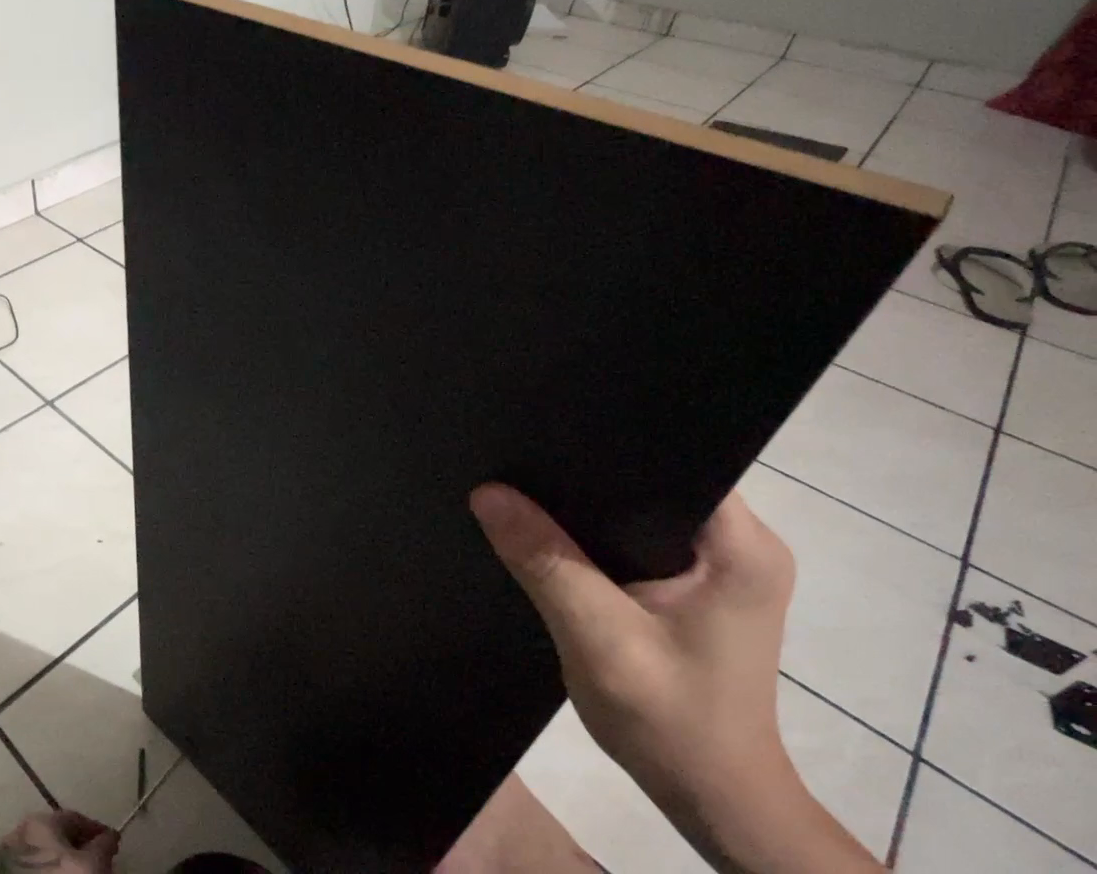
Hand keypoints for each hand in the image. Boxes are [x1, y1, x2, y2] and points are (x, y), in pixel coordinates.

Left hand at [0, 811, 118, 873]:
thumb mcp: (93, 863)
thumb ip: (104, 844)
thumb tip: (109, 837)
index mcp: (38, 822)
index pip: (74, 818)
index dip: (97, 831)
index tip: (112, 844)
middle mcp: (19, 835)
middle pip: (57, 836)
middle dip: (79, 847)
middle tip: (98, 861)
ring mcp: (8, 859)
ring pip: (45, 854)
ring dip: (64, 862)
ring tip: (82, 872)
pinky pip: (34, 868)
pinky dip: (49, 871)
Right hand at [470, 485, 881, 872]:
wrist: (710, 796)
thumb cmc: (670, 720)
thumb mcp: (597, 638)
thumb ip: (545, 561)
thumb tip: (488, 493)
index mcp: (741, 546)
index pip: (669, 461)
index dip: (602, 445)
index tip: (538, 435)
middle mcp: (742, 545)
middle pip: (651, 482)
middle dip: (584, 478)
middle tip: (518, 466)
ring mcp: (723, 567)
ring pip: (639, 510)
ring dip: (588, 511)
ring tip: (528, 494)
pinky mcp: (699, 588)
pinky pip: (638, 539)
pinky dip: (597, 539)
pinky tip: (555, 539)